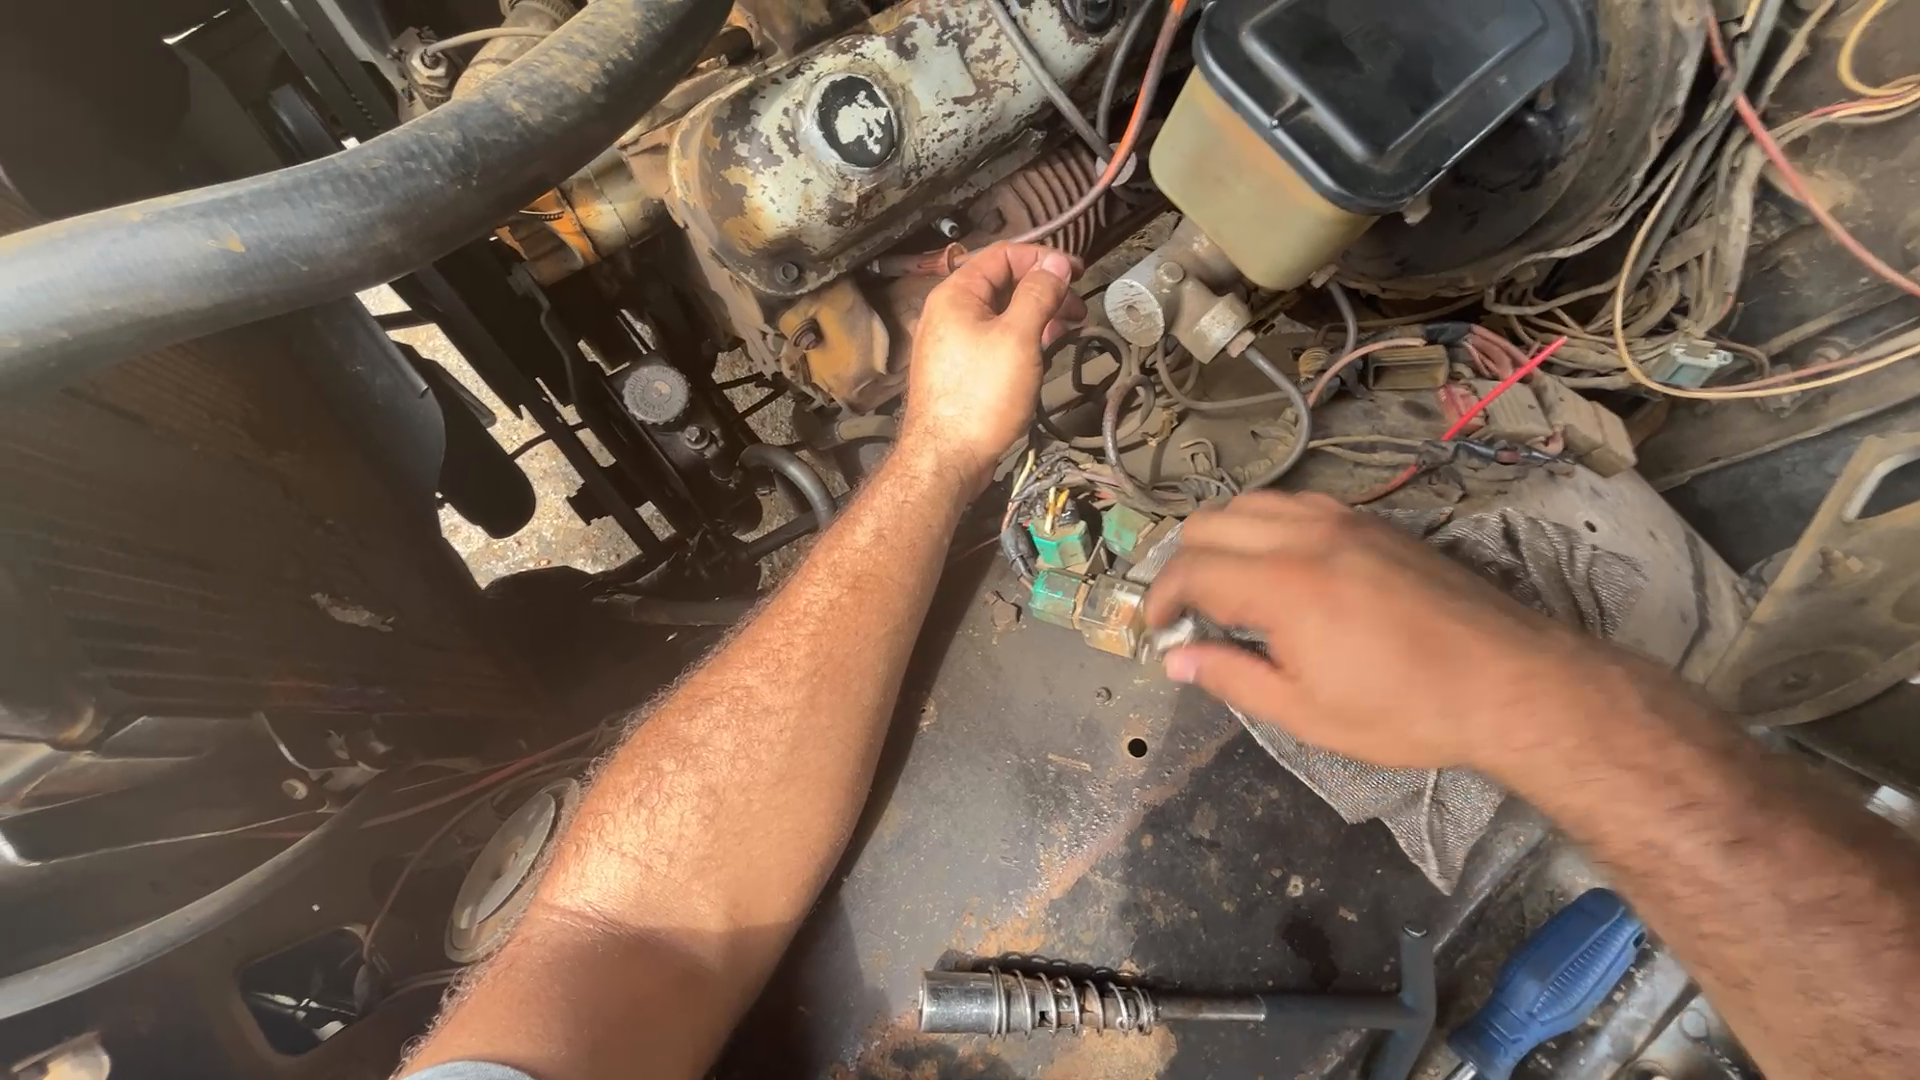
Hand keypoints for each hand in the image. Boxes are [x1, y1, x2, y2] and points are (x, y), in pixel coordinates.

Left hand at [897, 244, 1085, 493]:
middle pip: (1003, 284)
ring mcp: (953, 344)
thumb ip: (1038, 294)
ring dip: (1038, 317)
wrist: (947, 458)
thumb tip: (1055, 264)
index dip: (1043, 258)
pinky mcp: (961, 372)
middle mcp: (949, 314)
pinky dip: (1023, 341)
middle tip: (1077, 307)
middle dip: (1044, 290)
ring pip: (1002, 316)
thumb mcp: (1018, 337)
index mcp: (956, 295)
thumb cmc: (979, 398)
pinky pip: (995, 342)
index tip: (1075, 272)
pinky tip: (1043, 353)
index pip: (1003, 254)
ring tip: (1067, 330)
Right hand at [1144, 492, 1627, 772]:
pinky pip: (1294, 502)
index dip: (1160, 599)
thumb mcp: (1306, 713)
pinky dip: (1265, 525)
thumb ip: (1231, 678)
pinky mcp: (1372, 521)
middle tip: (1192, 610)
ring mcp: (1342, 519)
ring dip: (1221, 538)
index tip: (1160, 629)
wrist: (1516, 683)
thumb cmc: (1406, 710)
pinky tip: (1281, 563)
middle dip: (1182, 565)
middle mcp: (1305, 535)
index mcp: (1283, 586)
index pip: (1190, 570)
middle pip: (1207, 523)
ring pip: (1249, 503)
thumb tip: (1175, 660)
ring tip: (1230, 583)